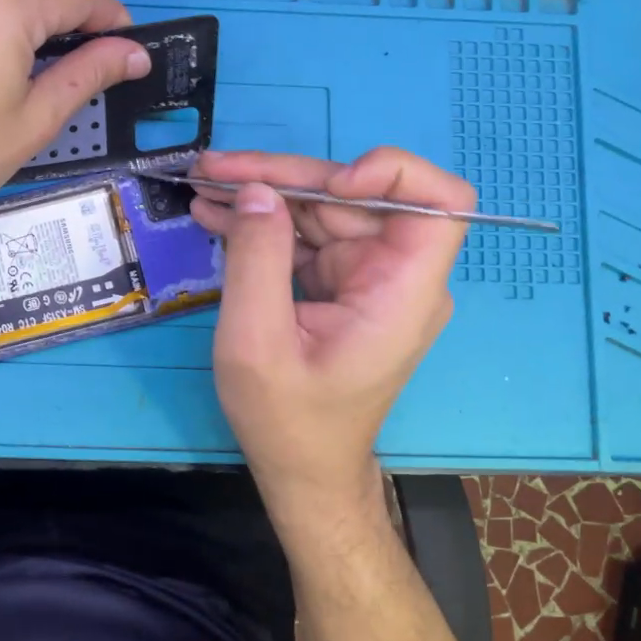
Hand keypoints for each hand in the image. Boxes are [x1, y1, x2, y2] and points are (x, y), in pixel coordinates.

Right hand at [189, 148, 473, 510]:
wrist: (301, 469)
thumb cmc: (286, 419)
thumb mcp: (256, 340)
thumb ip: (256, 258)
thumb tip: (254, 189)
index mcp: (401, 291)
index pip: (439, 202)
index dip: (389, 173)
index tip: (323, 183)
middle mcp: (395, 275)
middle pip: (353, 196)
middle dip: (282, 176)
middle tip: (209, 171)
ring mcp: (366, 277)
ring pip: (321, 208)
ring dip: (260, 193)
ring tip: (200, 184)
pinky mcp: (339, 282)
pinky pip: (304, 234)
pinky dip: (260, 222)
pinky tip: (215, 213)